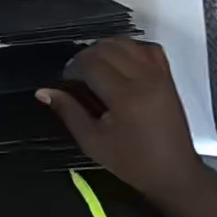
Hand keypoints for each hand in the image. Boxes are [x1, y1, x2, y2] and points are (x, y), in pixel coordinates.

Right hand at [36, 38, 204, 198]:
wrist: (173, 173)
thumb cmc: (131, 161)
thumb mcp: (92, 141)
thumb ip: (67, 111)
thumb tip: (43, 91)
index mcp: (125, 97)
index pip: (91, 64)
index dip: (73, 68)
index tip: (67, 81)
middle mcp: (144, 79)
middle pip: (107, 48)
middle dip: (86, 56)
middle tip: (79, 75)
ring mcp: (159, 75)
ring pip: (127, 43)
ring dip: (106, 48)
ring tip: (96, 67)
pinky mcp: (168, 77)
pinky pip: (148, 48)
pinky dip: (131, 48)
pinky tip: (120, 62)